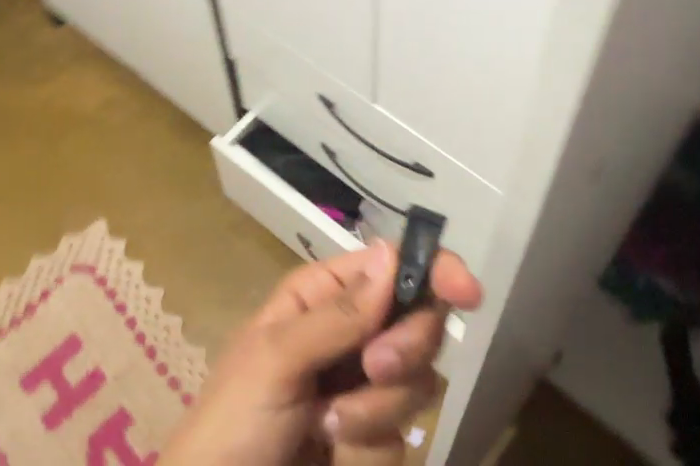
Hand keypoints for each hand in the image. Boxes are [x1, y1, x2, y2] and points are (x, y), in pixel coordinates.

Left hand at [161, 240, 483, 465]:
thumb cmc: (232, 422)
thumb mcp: (275, 359)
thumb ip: (339, 314)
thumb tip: (392, 254)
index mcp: (325, 297)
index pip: (394, 267)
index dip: (436, 271)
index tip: (467, 293)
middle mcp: (352, 335)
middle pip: (420, 323)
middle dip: (402, 351)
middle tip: (371, 370)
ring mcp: (365, 390)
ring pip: (417, 385)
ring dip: (374, 412)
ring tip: (324, 428)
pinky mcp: (373, 441)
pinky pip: (401, 439)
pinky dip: (367, 452)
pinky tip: (331, 455)